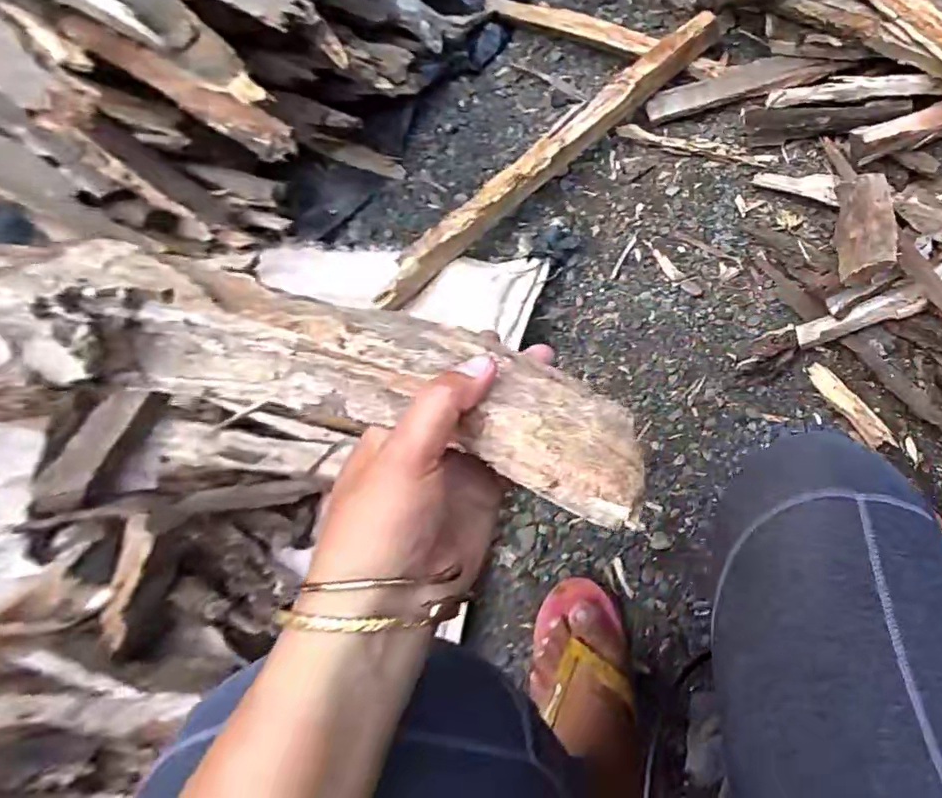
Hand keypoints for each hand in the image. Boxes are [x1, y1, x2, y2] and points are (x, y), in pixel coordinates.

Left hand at [303, 346, 555, 608]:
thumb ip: (441, 404)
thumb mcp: (402, 456)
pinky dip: (538, 435)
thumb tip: (486, 359)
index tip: (500, 339)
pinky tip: (561, 414)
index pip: (435, 382)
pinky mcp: (490, 489)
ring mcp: (463, 465)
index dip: (466, 360)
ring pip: (499, 422)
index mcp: (397, 427)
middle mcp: (432, 440)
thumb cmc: (380, 523)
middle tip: (541, 355)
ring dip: (525, 401)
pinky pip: (518, 454)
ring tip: (556, 373)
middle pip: (474, 398)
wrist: (392, 602)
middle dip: (505, 376)